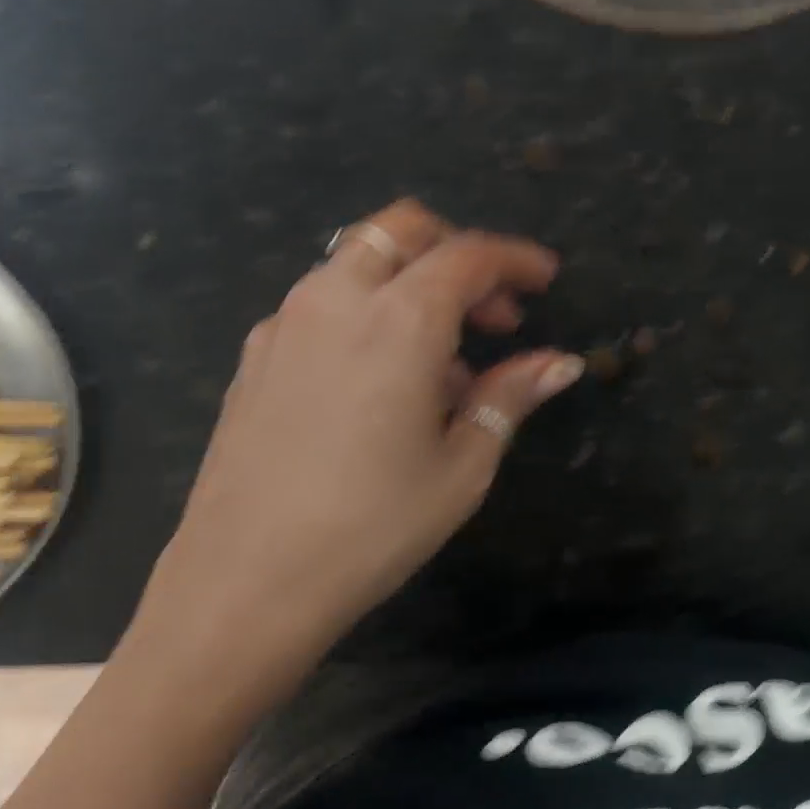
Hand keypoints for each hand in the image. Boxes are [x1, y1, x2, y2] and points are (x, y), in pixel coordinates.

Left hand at [125, 200, 583, 689]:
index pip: (467, 256)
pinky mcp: (255, 355)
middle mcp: (335, 300)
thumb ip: (510, 398)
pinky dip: (367, 312)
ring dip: (410, 283)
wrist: (248, 577)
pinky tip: (383, 383)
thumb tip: (561, 363)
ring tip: (444, 363)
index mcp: (398, 321)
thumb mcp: (462, 466)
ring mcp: (285, 324)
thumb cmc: (374, 526)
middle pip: (401, 231)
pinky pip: (322, 304)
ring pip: (356, 261)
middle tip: (495, 314)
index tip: (546, 279)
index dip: (514, 260)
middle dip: (457, 254)